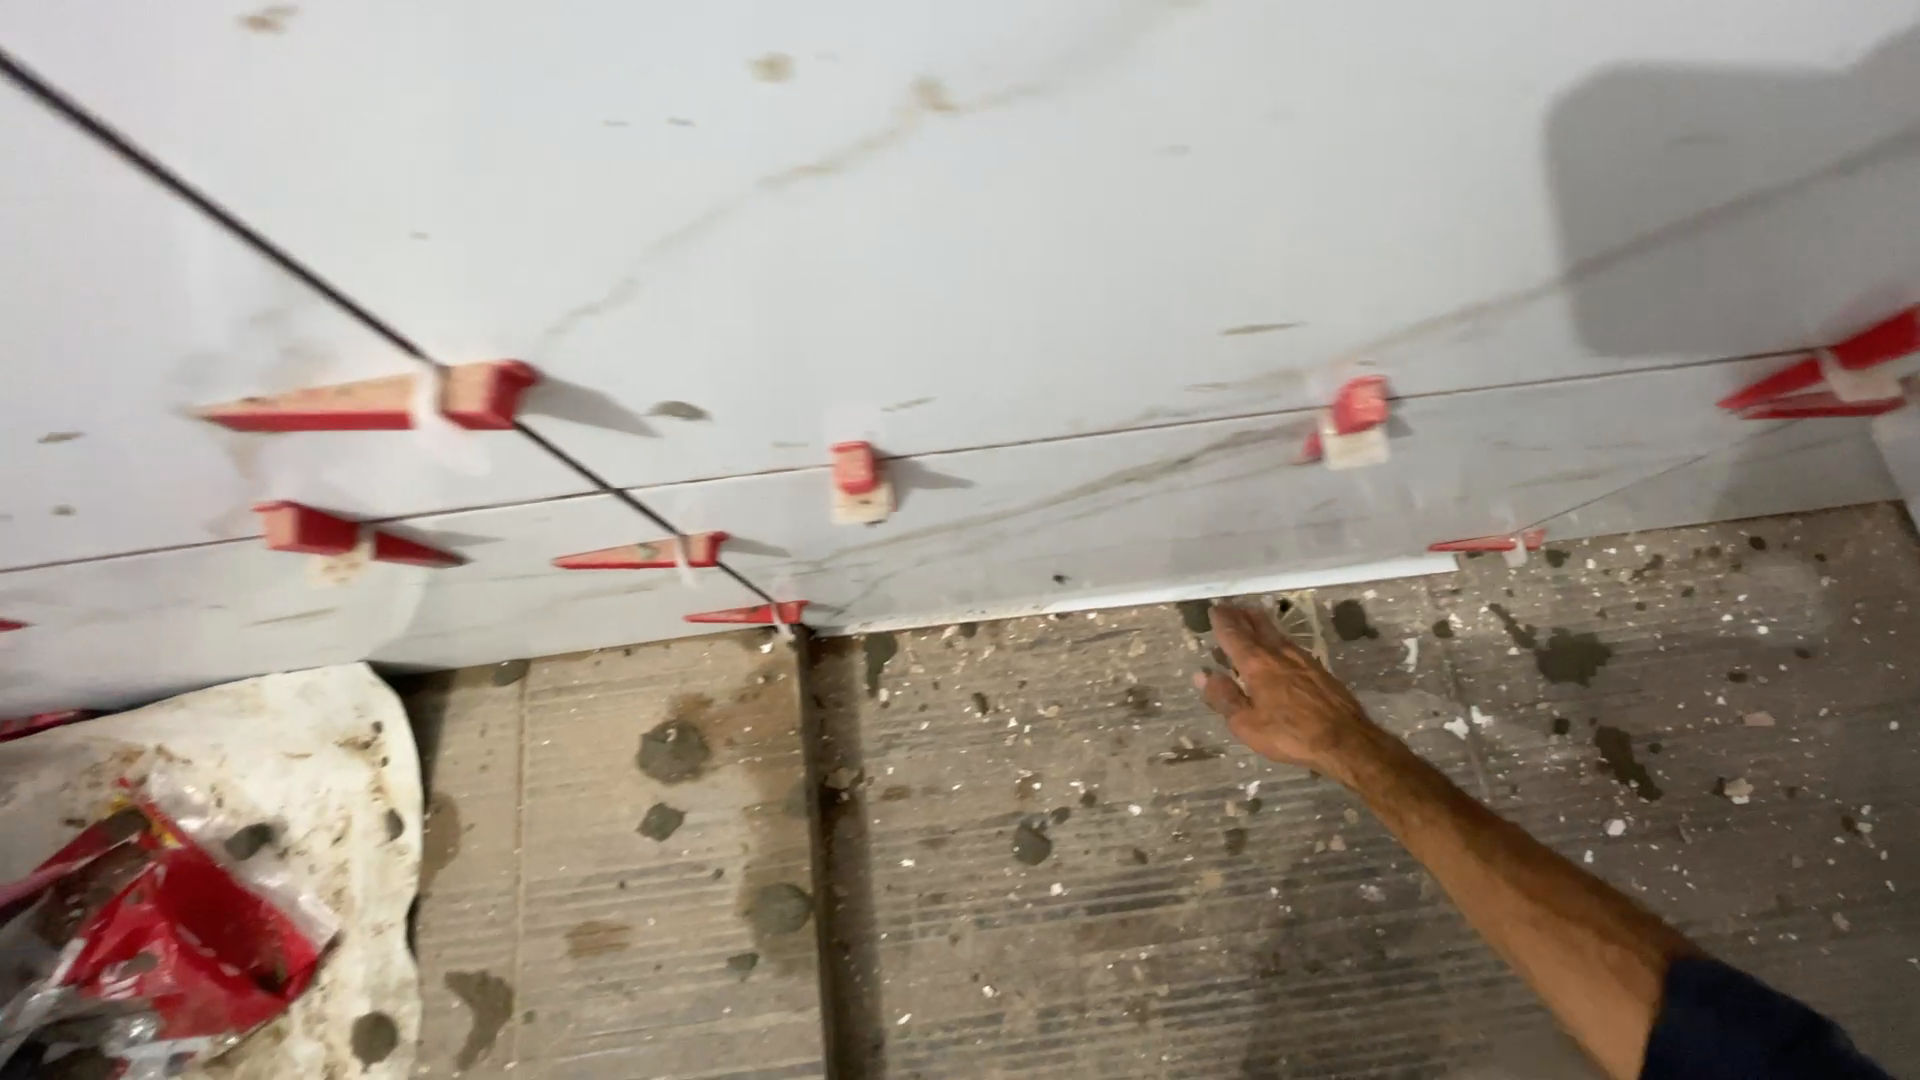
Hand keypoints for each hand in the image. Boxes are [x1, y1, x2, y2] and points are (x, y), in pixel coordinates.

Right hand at [1190, 603, 1379, 777]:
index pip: (1234, 635)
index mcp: (1257, 664)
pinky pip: (1291, 646)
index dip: (1222, 621)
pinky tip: (1280, 647)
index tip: (1214, 609)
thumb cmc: (1290, 734)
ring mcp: (1303, 660)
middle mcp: (1279, 654)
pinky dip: (1278, 639)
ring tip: (1251, 618)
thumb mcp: (1246, 723)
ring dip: (1261, 623)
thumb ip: (1224, 697)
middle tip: (1230, 606)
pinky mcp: (1320, 671)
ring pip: (1277, 633)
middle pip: (1258, 626)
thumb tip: (1202, 675)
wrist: (1347, 742)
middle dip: (1241, 615)